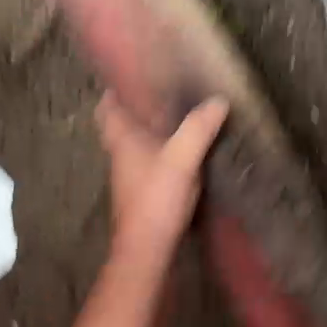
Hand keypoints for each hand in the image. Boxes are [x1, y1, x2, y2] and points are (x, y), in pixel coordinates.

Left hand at [96, 93, 228, 262]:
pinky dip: (165, 154)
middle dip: (138, 109)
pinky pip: (153, 164)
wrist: (147, 251)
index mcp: (122, 141)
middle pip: (123, 126)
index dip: (115, 91)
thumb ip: (198, 128)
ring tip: (179, 118)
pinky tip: (186, 153)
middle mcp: (122, 156)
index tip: (131, 76)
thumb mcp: (181, 159)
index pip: (108, 108)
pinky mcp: (145, 195)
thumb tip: (218, 100)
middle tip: (162, 94)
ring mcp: (132, 178)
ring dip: (153, 132)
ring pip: (138, 146)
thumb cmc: (155, 200)